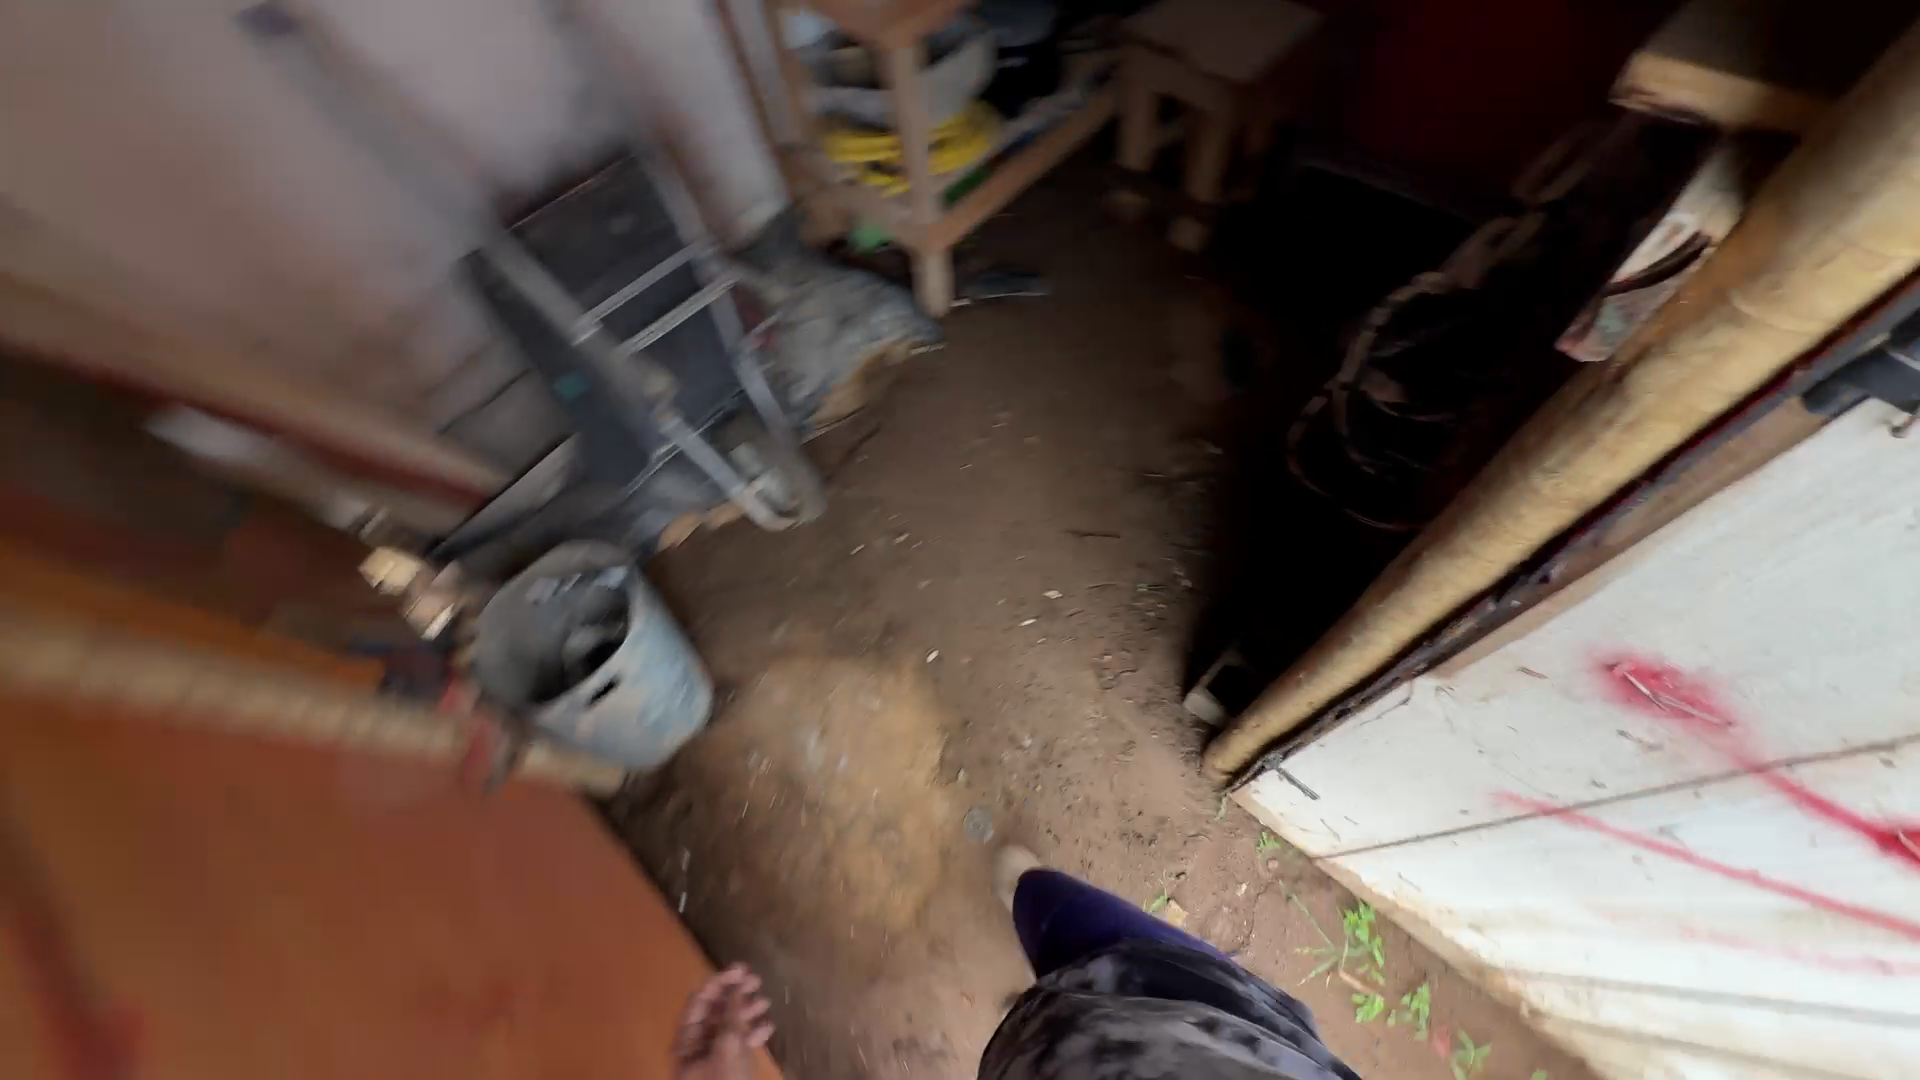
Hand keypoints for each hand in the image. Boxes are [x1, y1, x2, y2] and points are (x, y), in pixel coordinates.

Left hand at [672, 964, 773, 1079]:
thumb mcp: (728, 1046)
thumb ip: (732, 1014)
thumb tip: (736, 985)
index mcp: (687, 1041)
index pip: (699, 1001)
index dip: (719, 982)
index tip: (742, 969)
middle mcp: (697, 1047)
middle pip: (715, 1010)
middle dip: (736, 994)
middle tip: (757, 980)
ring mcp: (713, 1059)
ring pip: (729, 1026)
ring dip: (747, 1010)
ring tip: (765, 1002)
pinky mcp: (728, 1069)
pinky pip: (738, 1044)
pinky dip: (753, 1033)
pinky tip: (767, 1029)